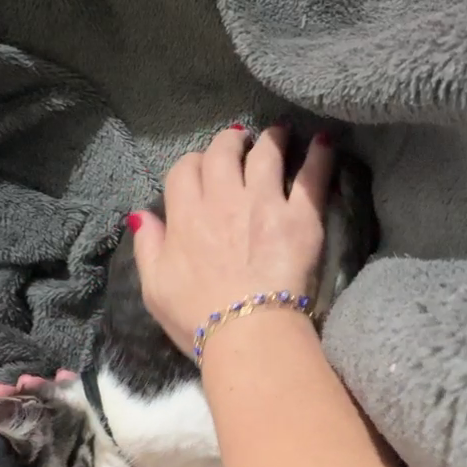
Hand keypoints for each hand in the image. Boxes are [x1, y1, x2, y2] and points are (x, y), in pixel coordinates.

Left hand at [0, 371, 170, 466]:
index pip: (1, 444)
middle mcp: (53, 459)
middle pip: (31, 422)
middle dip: (18, 400)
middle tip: (9, 384)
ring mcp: (83, 450)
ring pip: (61, 414)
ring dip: (48, 393)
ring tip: (38, 377)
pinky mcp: (111, 446)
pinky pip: (97, 417)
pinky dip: (86, 397)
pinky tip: (73, 380)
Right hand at [131, 125, 335, 346]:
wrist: (249, 334)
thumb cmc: (199, 320)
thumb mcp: (156, 288)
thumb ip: (148, 247)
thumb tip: (141, 216)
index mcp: (185, 216)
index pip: (184, 171)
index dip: (194, 165)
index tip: (202, 169)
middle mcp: (223, 200)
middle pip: (223, 153)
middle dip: (230, 142)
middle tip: (241, 140)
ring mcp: (264, 204)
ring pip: (266, 155)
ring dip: (272, 139)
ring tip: (281, 133)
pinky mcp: (301, 218)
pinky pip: (311, 178)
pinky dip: (320, 156)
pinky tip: (325, 142)